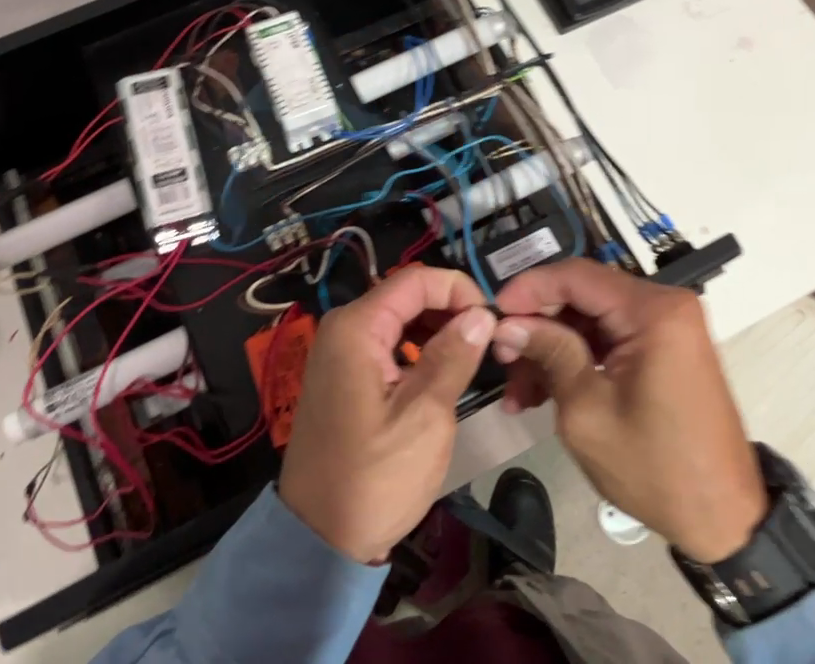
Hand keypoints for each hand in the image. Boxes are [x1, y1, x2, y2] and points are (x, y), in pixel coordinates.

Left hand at [277, 265, 495, 562]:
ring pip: (398, 320)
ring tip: (476, 358)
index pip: (416, 280)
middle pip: (406, 296)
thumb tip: (481, 313)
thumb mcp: (424, 417)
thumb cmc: (374, 477)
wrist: (319, 535)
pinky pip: (386, 346)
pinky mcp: (343, 376)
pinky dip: (417, 351)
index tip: (495, 320)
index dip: (460, 290)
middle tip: (492, 343)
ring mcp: (339, 353)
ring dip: (437, 330)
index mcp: (356, 328)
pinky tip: (444, 373)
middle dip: (451, 310)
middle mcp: (342, 329)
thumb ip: (453, 357)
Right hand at [491, 260, 766, 562]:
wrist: (723, 518)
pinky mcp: (664, 351)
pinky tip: (542, 394)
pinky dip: (577, 360)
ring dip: (552, 349)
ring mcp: (667, 329)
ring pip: (590, 321)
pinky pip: (610, 340)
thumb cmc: (655, 466)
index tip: (491, 314)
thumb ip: (549, 353)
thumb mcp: (587, 410)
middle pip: (582, 296)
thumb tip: (507, 323)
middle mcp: (665, 306)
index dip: (527, 289)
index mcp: (654, 311)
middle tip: (501, 358)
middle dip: (537, 325)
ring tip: (518, 393)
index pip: (576, 275)